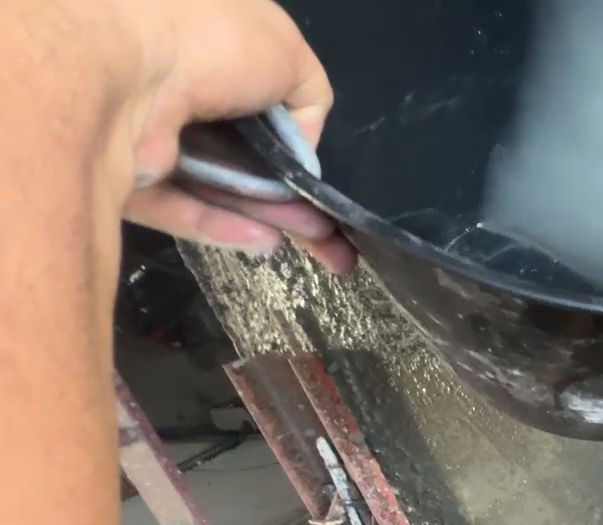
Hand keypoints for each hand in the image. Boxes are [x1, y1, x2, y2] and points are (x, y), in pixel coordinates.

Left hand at [108, 0, 355, 270]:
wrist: (102, 64)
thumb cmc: (201, 38)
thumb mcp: (285, 50)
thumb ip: (308, 95)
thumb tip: (299, 142)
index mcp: (189, 37)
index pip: (251, 92)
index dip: (293, 136)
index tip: (317, 170)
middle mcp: (156, 76)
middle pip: (238, 148)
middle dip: (291, 191)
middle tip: (331, 226)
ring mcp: (133, 124)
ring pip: (214, 180)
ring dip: (270, 213)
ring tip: (318, 241)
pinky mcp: (116, 166)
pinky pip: (177, 202)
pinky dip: (221, 224)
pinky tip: (263, 239)